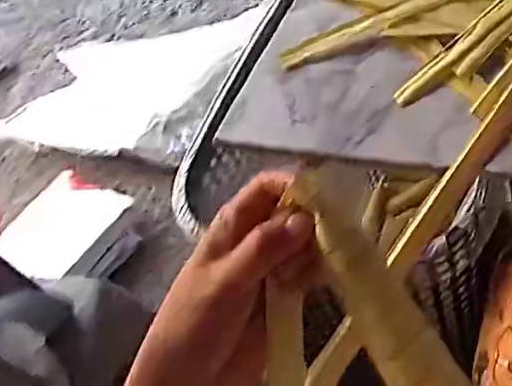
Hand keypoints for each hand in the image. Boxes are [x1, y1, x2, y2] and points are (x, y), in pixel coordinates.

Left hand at [128, 172, 320, 385]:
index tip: (321, 194)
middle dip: (313, 220)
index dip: (294, 182)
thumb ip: (261, 249)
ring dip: (317, 249)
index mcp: (235, 225)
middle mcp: (258, 236)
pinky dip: (322, 269)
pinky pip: (316, 266)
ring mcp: (274, 263)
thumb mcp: (222, 284)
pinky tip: (315, 283)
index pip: (269, 185)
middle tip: (316, 240)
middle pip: (299, 208)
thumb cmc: (189, 329)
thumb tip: (304, 218)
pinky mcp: (288, 288)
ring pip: (312, 236)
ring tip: (301, 274)